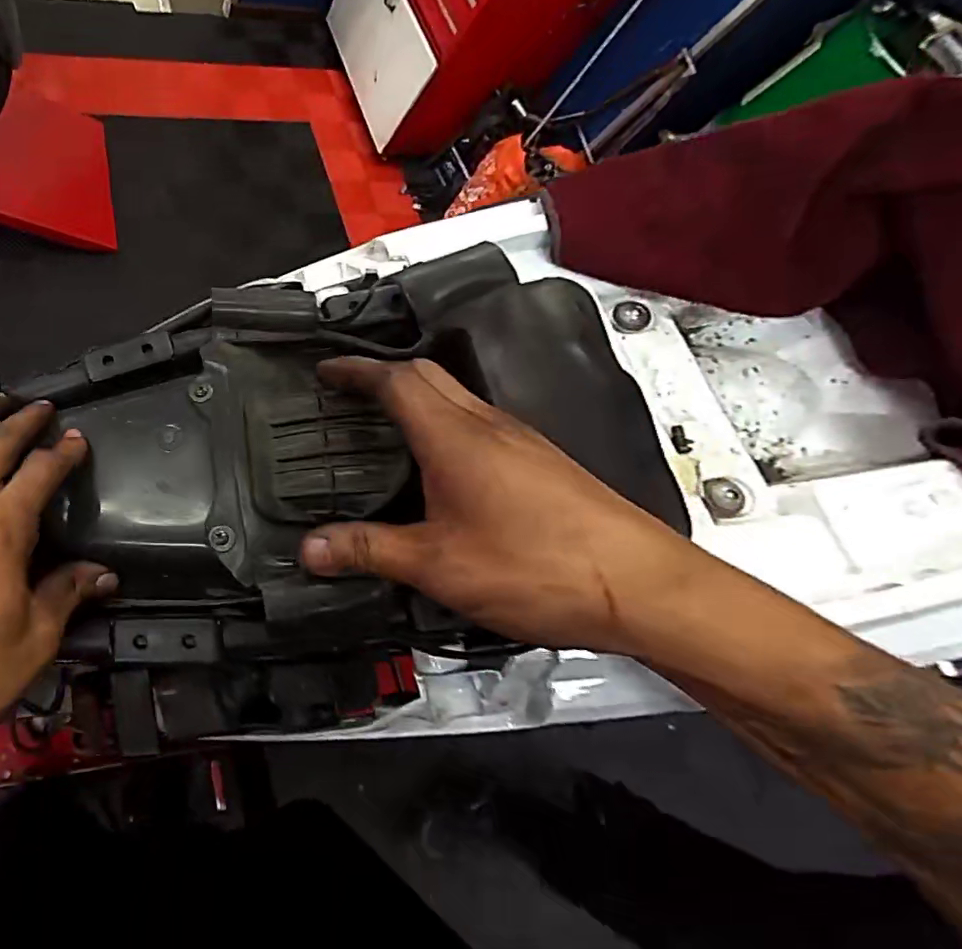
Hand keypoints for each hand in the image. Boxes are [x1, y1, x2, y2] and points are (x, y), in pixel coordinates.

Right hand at [299, 357, 724, 654]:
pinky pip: (480, 424)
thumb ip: (369, 551)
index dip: (355, 371)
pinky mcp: (541, 464)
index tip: (328, 371)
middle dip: (382, 374)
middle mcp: (490, 428)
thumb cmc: (548, 569)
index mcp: (456, 439)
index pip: (396, 381)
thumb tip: (314, 548)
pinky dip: (444, 425)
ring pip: (456, 397)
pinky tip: (439, 465)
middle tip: (349, 390)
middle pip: (428, 375)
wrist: (648, 590)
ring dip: (415, 397)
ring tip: (383, 422)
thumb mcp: (438, 565)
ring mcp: (521, 442)